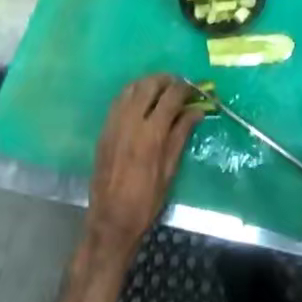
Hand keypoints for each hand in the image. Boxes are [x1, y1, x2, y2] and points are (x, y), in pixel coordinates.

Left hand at [85, 74, 201, 258]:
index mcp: (151, 134)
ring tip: (161, 90)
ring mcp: (114, 124)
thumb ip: (181, 134)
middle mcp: (131, 122)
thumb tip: (197, 110)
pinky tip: (142, 101)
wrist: (110, 221)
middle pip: (150, 84)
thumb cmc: (146, 200)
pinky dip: (133, 93)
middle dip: (167, 80)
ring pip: (131, 88)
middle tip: (179, 86)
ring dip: (149, 83)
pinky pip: (119, 100)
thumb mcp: (170, 169)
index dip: (186, 88)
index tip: (195, 88)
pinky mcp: (104, 130)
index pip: (171, 96)